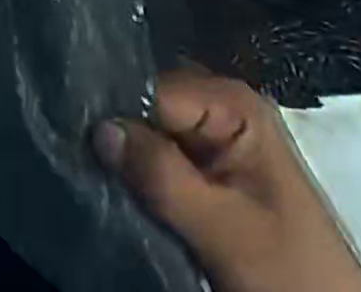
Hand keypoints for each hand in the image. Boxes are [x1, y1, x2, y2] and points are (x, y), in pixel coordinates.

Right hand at [94, 70, 360, 291]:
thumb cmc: (289, 272)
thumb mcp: (226, 229)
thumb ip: (163, 175)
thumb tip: (99, 127)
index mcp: (233, 104)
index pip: (156, 88)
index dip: (115, 108)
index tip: (71, 125)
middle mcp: (222, 108)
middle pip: (151, 103)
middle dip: (116, 126)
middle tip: (72, 145)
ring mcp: (215, 140)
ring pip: (151, 130)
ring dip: (125, 151)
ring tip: (85, 162)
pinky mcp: (208, 172)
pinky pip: (160, 156)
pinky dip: (138, 171)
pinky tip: (114, 180)